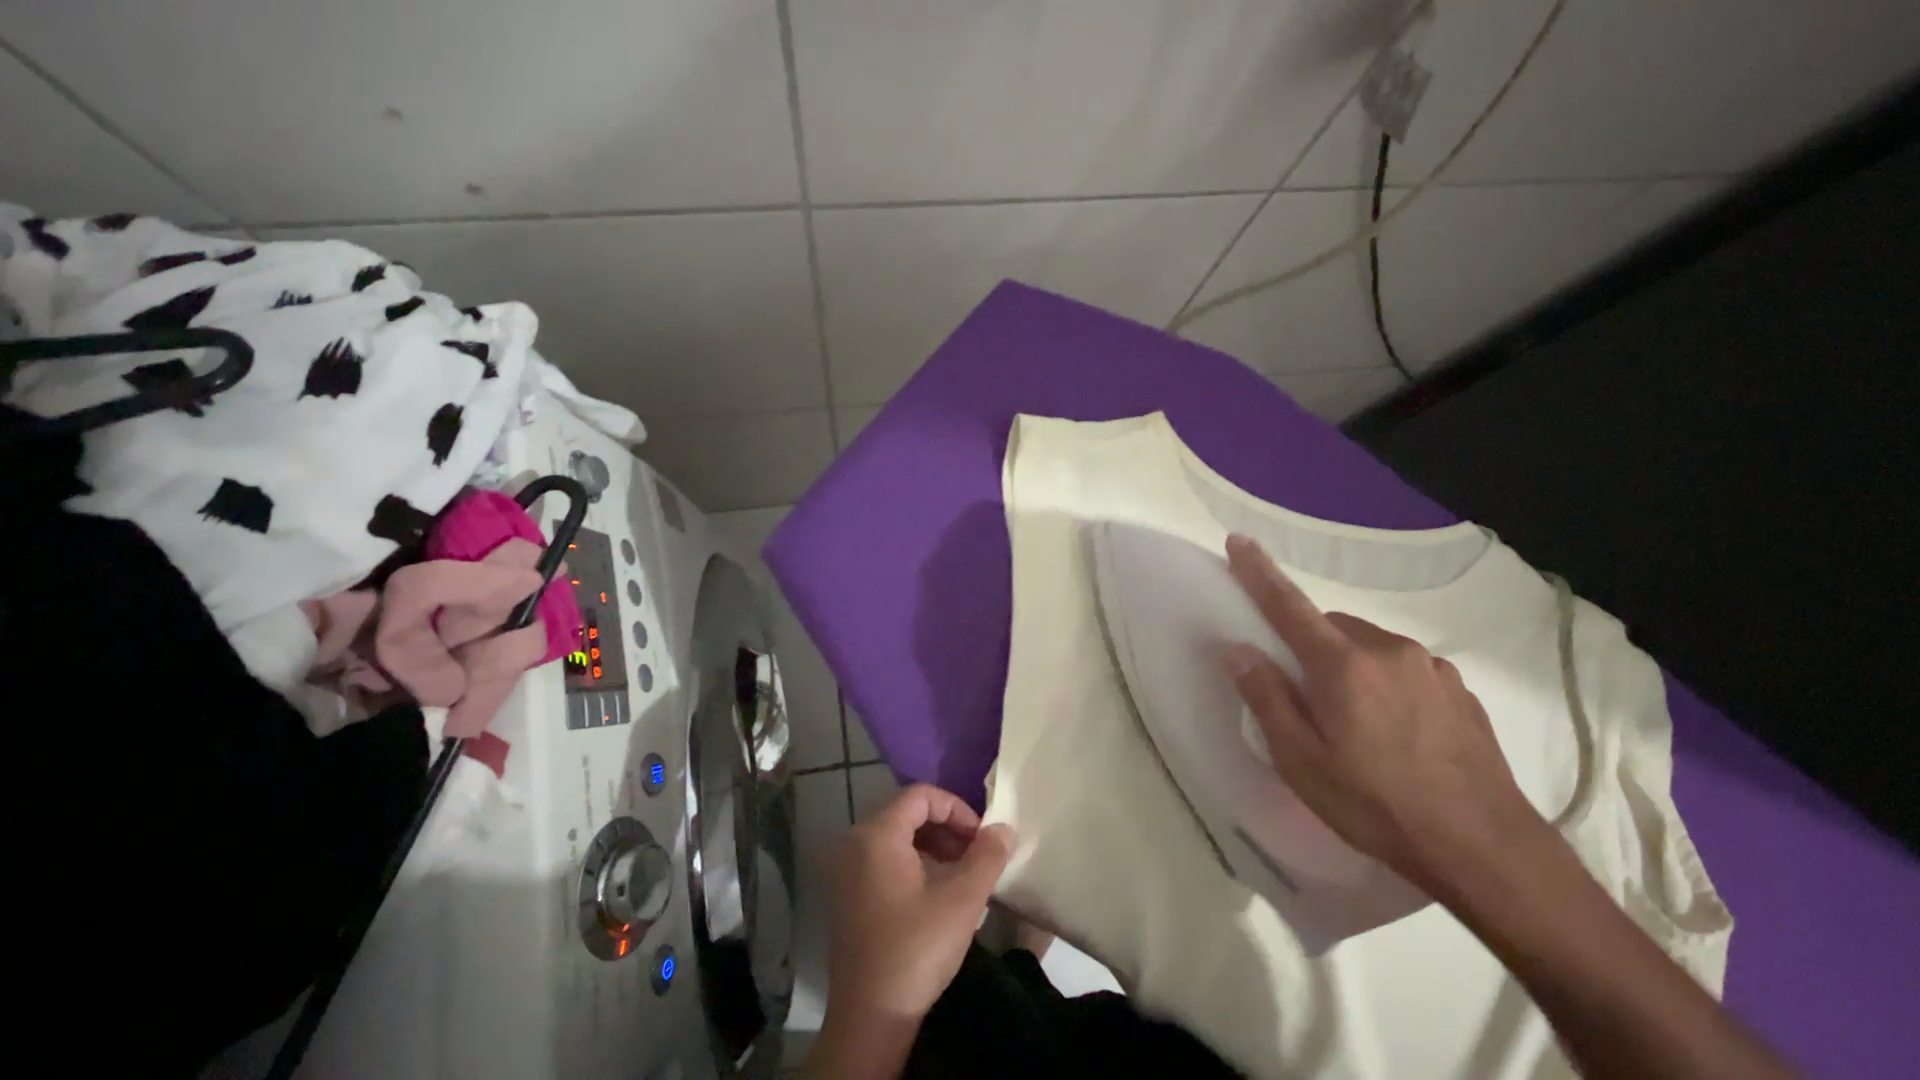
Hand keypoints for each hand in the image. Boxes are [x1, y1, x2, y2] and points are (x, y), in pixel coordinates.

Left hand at [827, 783, 1012, 1022]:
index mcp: (876, 835)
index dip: (957, 809)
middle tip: (977, 856)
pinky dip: (914, 866)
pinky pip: (884, 863)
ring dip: (933, 848)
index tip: (982, 839)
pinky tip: (938, 896)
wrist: (870, 1014)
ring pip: (896, 840)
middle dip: (947, 828)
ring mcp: (846, 872)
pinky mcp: (848, 898)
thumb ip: (987, 856)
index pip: (920, 795)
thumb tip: (1003, 829)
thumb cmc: (916, 948)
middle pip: (906, 814)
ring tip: (963, 877)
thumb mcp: (962, 899)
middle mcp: (854, 844)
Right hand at [1221, 534, 1544, 891]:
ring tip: (1357, 727)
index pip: (1289, 606)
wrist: (1483, 845)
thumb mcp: (1302, 763)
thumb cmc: (1376, 807)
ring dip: (1352, 668)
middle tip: (1307, 700)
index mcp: (1342, 666)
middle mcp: (1388, 651)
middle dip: (1312, 647)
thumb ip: (1268, 700)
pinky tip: (1397, 735)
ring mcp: (1431, 668)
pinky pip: (1406, 671)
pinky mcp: (1459, 689)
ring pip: (1372, 649)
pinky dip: (1388, 686)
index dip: (1259, 573)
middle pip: (1333, 628)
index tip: (1239, 541)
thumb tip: (1238, 649)